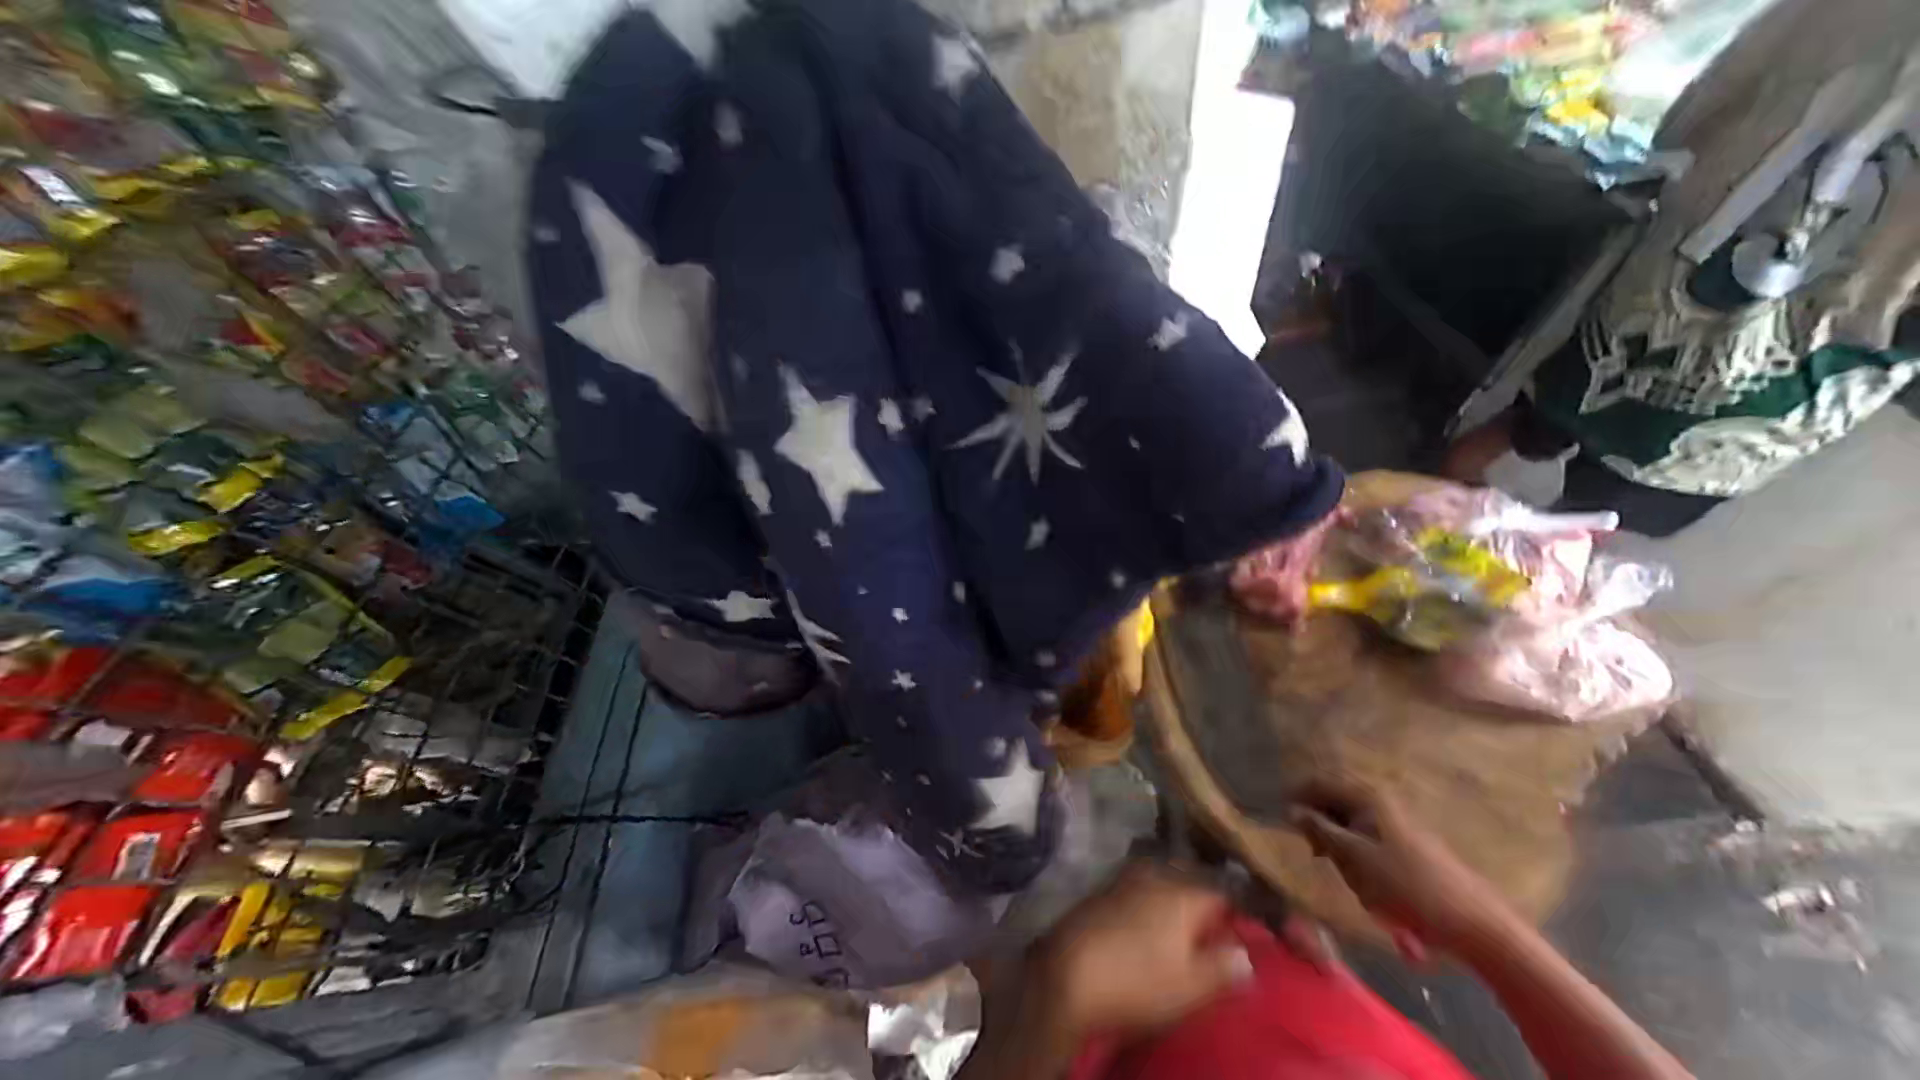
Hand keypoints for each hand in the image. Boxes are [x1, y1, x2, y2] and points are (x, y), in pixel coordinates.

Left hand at [1032, 862, 1252, 1035]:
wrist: (1064, 975)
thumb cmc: (1136, 981)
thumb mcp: (1191, 986)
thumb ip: (1224, 968)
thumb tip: (1246, 954)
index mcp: (1183, 891)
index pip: (1227, 891)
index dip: (1246, 908)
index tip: (1259, 924)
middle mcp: (1155, 874)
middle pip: (1194, 880)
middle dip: (1211, 897)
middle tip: (1227, 922)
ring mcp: (1124, 879)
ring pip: (1165, 880)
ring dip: (1180, 897)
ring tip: (1193, 924)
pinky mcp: (1101, 892)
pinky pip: (1141, 890)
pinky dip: (1154, 902)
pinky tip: (1154, 924)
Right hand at [1291, 778, 1517, 958]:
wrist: (1474, 924)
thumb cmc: (1406, 886)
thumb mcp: (1353, 858)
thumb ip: (1319, 830)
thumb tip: (1292, 809)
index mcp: (1368, 797)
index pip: (1319, 782)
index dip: (1296, 796)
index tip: (1279, 818)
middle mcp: (1383, 801)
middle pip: (1335, 798)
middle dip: (1316, 818)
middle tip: (1306, 847)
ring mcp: (1398, 822)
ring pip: (1351, 819)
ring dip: (1335, 836)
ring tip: (1329, 863)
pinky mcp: (1408, 844)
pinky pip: (1368, 836)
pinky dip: (1353, 849)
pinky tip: (1356, 873)